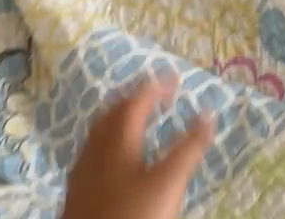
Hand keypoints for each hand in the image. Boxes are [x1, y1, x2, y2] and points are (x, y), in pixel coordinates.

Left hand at [61, 78, 214, 218]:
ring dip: (118, 119)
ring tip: (135, 120)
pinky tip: (114, 160)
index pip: (137, 101)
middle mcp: (96, 150)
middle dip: (133, 98)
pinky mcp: (75, 196)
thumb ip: (190, 147)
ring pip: (99, 134)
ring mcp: (82, 174)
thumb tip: (209, 114)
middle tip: (153, 93)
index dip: (156, 86)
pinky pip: (91, 154)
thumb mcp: (169, 182)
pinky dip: (108, 143)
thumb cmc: (134, 215)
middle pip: (112, 113)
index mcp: (119, 140)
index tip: (175, 78)